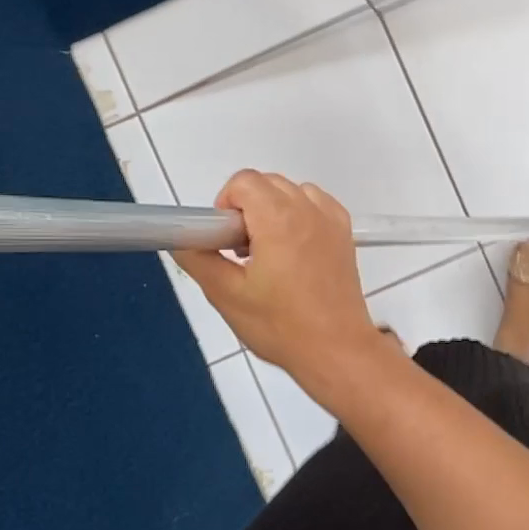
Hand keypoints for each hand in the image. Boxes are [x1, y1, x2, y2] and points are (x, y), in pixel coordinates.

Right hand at [172, 171, 392, 382]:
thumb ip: (199, 258)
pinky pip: (316, 205)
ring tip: (266, 254)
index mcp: (280, 219)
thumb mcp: (226, 295)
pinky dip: (299, 216)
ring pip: (292, 192)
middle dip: (246, 209)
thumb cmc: (282, 326)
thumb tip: (182, 239)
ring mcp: (332, 220)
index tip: (223, 240)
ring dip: (273, 211)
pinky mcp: (345, 233)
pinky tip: (292, 252)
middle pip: (267, 184)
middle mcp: (310, 210)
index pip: (244, 182)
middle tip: (241, 252)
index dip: (225, 206)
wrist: (336, 348)